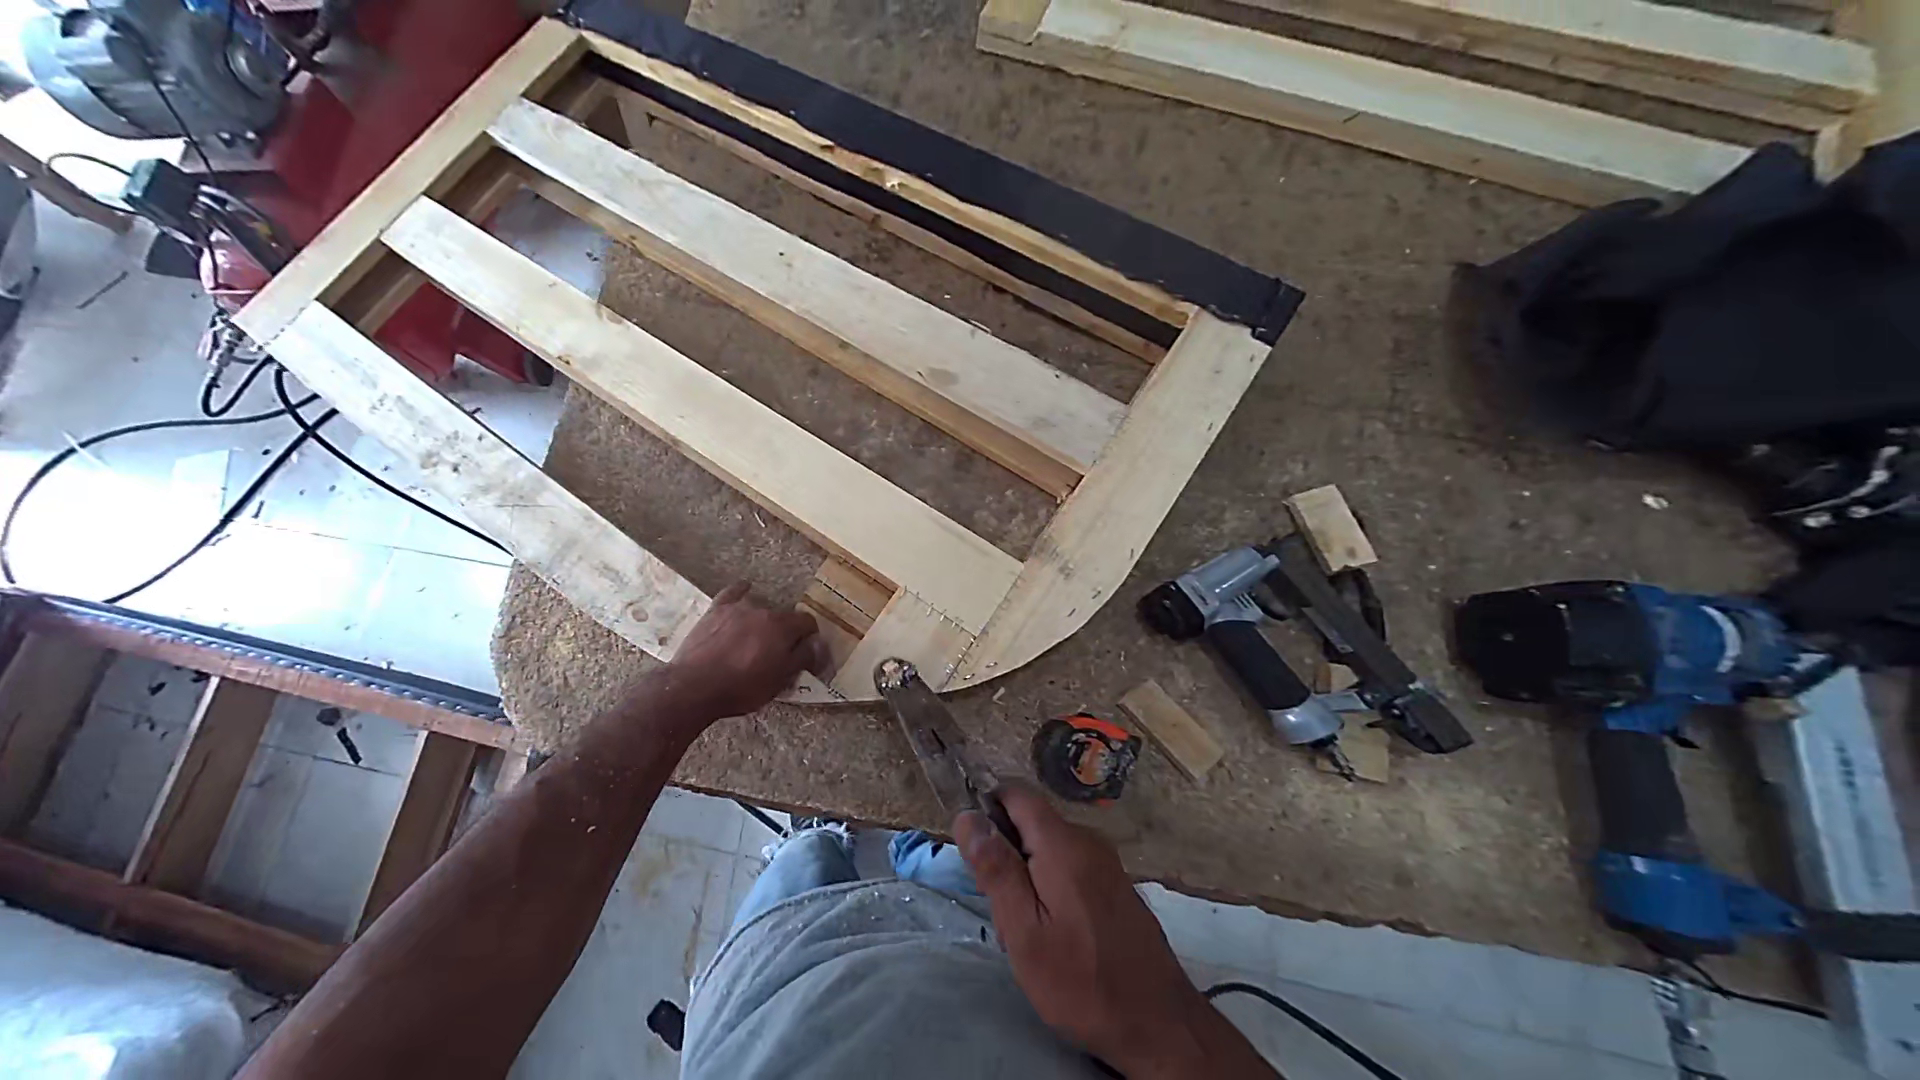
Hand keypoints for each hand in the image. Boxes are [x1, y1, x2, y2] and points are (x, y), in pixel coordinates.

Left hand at [664, 583, 826, 718]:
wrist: (694, 687)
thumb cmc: (741, 688)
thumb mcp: (780, 680)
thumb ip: (803, 657)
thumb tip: (819, 643)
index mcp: (782, 627)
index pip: (807, 622)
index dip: (810, 637)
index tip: (807, 651)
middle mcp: (763, 610)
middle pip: (783, 616)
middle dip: (786, 631)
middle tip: (779, 652)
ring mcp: (737, 608)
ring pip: (759, 608)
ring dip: (764, 620)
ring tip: (757, 638)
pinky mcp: (715, 610)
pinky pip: (732, 594)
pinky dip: (741, 591)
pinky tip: (745, 588)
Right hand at [955, 785, 1276, 1078]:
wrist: (1159, 1024)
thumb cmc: (1081, 980)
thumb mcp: (1024, 931)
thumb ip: (996, 868)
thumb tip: (968, 816)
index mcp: (1062, 843)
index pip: (1016, 792)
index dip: (986, 808)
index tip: (973, 851)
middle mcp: (1088, 839)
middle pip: (1031, 821)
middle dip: (1006, 851)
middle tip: (1002, 908)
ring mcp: (1106, 861)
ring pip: (1049, 846)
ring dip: (1028, 873)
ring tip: (1027, 929)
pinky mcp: (1115, 884)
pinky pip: (1070, 865)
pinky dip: (1051, 885)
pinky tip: (1055, 932)